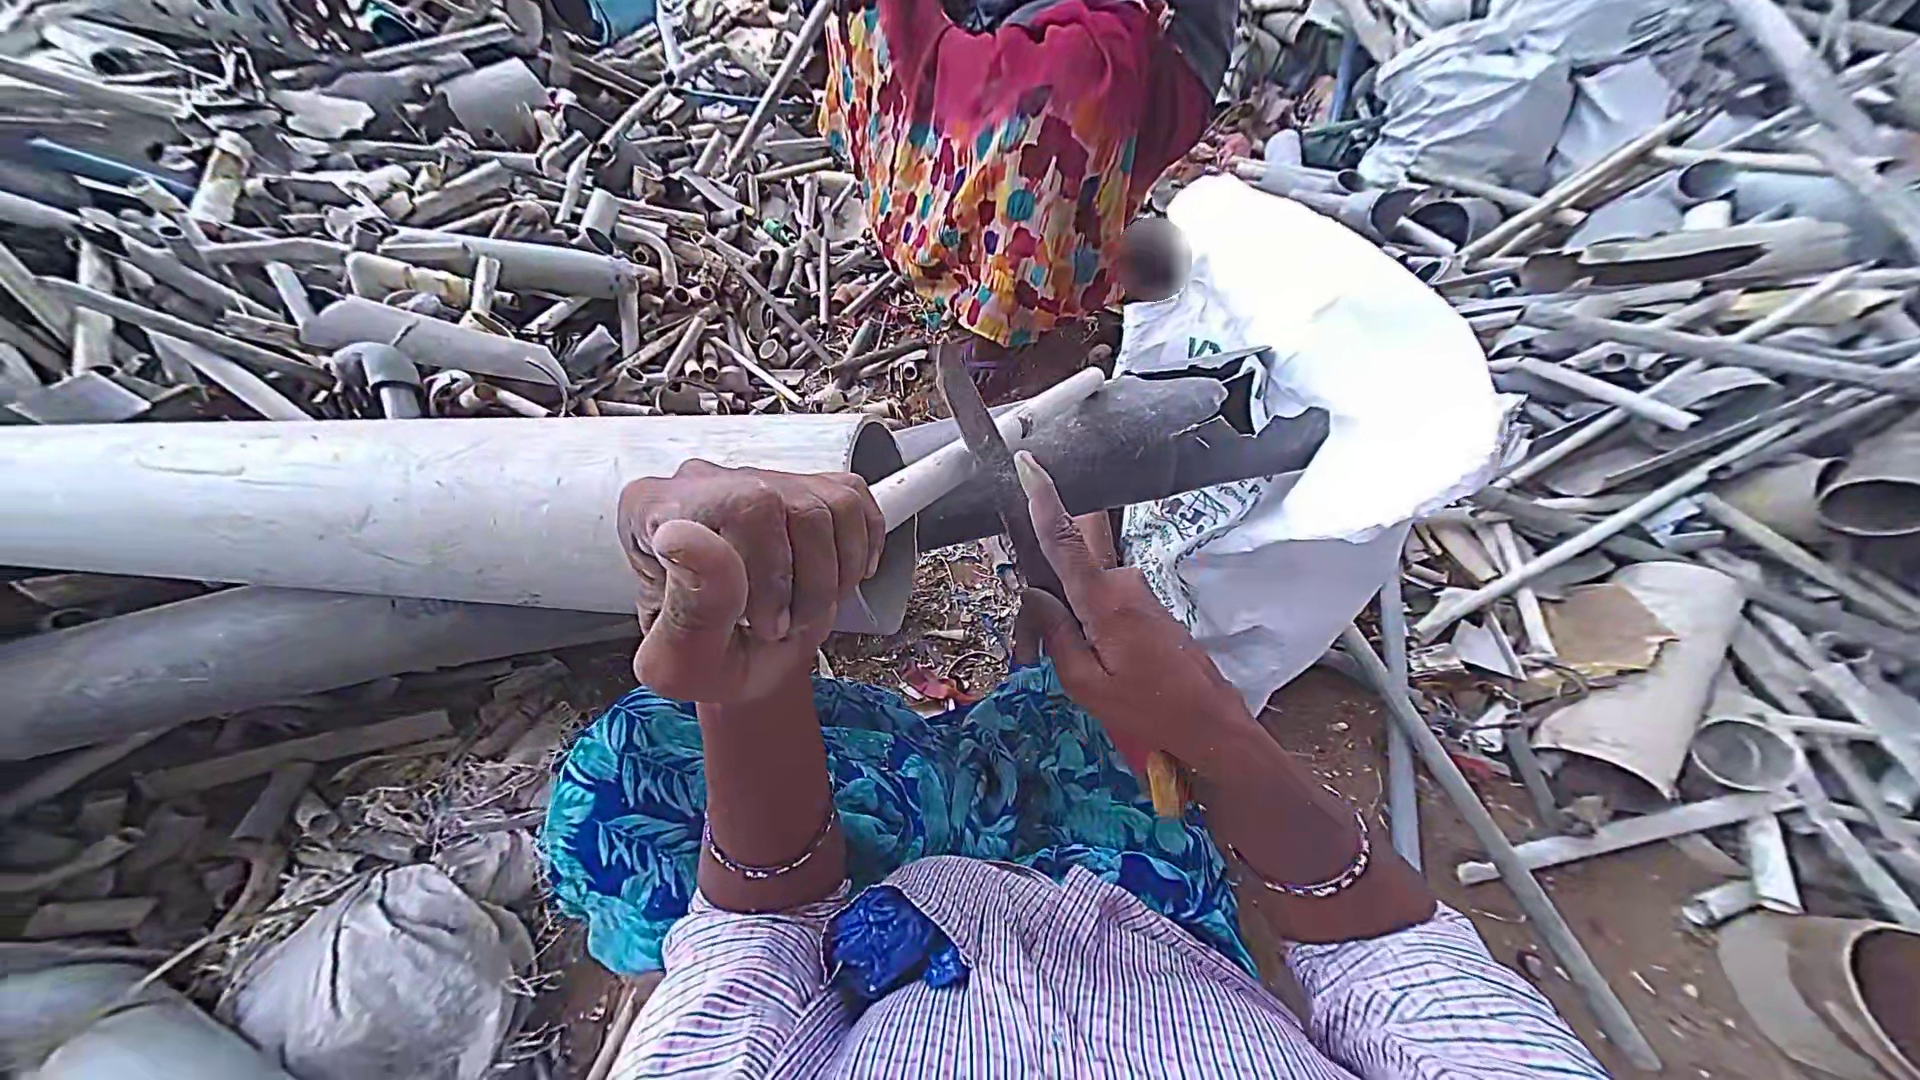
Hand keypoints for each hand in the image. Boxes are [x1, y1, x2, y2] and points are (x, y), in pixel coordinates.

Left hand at [618, 461, 885, 704]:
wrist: (753, 657)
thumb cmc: (712, 660)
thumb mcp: (683, 665)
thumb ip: (686, 613)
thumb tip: (689, 540)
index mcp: (652, 513)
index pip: (710, 508)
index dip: (755, 572)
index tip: (756, 620)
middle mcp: (707, 483)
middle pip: (774, 504)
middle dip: (798, 584)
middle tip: (784, 627)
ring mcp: (764, 478)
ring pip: (828, 505)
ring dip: (833, 577)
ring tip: (808, 610)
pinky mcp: (810, 485)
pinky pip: (854, 499)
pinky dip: (860, 550)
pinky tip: (839, 581)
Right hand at [1014, 452, 1265, 776]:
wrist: (1210, 722)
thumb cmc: (1148, 708)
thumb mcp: (1085, 684)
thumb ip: (1054, 633)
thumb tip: (1033, 594)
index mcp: (1103, 602)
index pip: (1064, 539)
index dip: (1043, 498)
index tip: (1028, 463)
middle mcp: (1122, 583)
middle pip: (1066, 569)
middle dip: (1046, 598)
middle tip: (1035, 649)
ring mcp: (1137, 590)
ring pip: (1083, 588)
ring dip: (1069, 617)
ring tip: (1075, 666)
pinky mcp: (1145, 601)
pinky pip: (1101, 599)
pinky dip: (1087, 621)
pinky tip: (1096, 659)